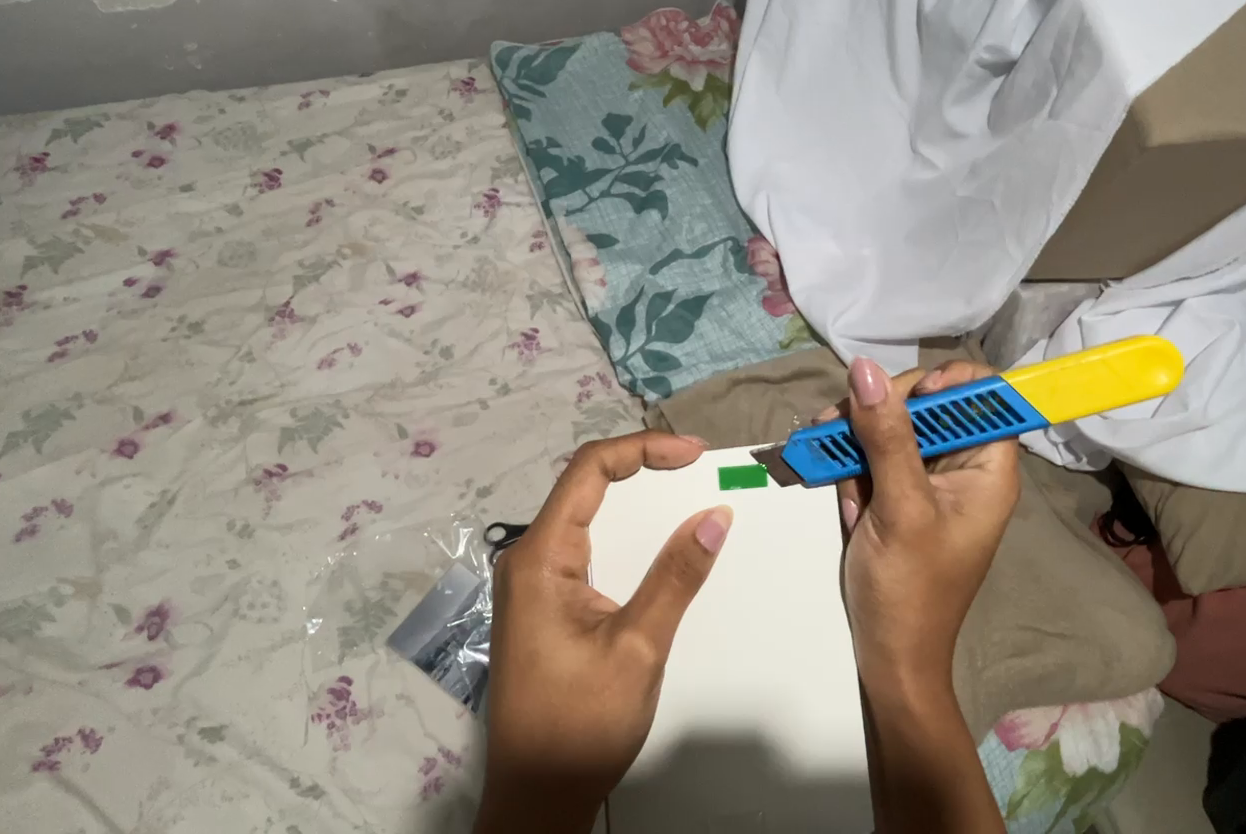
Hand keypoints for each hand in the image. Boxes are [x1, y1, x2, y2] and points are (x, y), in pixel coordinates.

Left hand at [474, 431, 732, 833]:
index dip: (642, 449)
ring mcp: (534, 580)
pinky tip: (654, 534)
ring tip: (683, 488)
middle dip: (641, 464)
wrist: (536, 796)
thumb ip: (676, 577)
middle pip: (584, 484)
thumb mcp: (637, 648)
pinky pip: (584, 543)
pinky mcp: (545, 601)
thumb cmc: (580, 724)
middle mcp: (530, 557)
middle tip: (695, 465)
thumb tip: (715, 515)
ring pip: (585, 512)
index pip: (589, 471)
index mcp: (541, 557)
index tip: (693, 453)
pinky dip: (623, 527)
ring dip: (633, 494)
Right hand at [829, 358, 1020, 700]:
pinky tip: (840, 490)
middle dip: (881, 411)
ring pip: (890, 425)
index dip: (947, 383)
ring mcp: (924, 479)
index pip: (982, 397)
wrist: (887, 655)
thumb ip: (886, 437)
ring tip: (826, 456)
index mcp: (985, 468)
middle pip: (925, 404)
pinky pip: (871, 454)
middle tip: (839, 425)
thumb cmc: (910, 589)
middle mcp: (959, 466)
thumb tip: (866, 368)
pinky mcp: (894, 491)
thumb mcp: (900, 509)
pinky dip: (849, 464)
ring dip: (854, 437)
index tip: (904, 396)